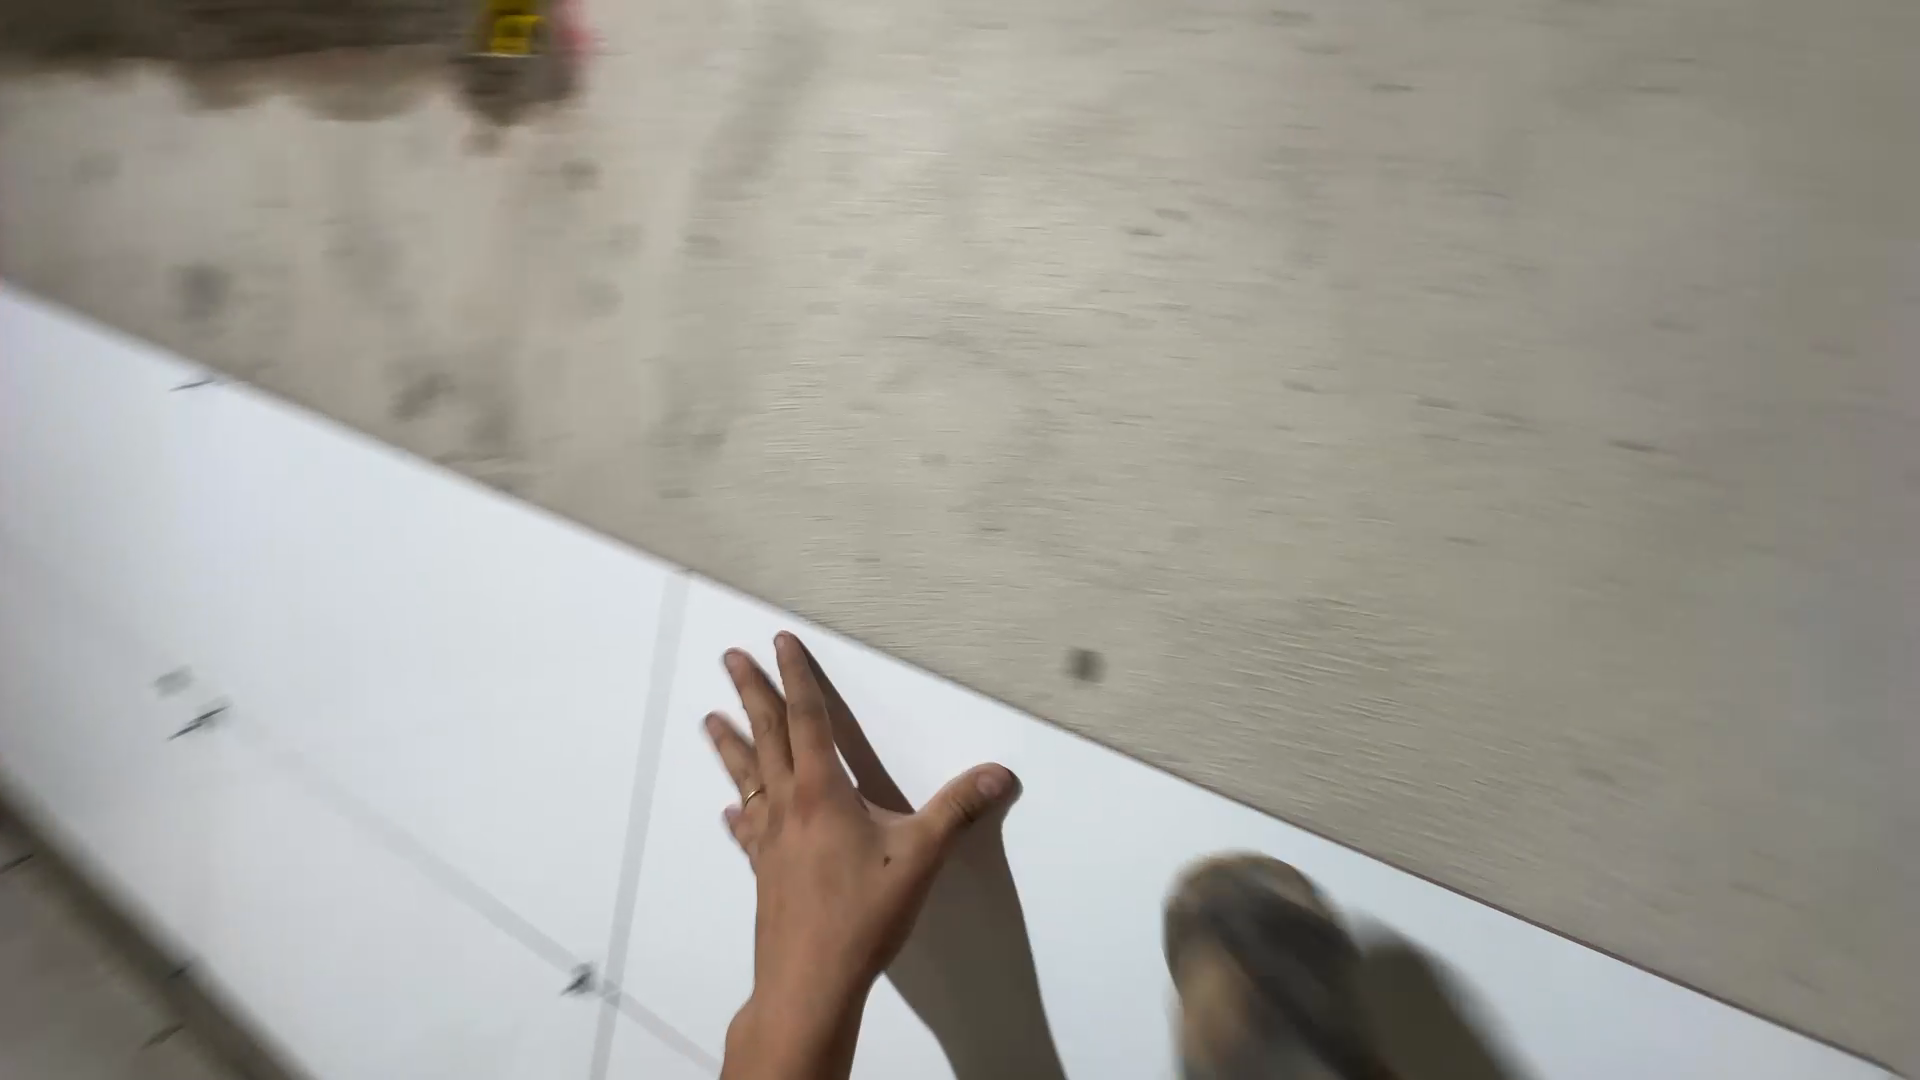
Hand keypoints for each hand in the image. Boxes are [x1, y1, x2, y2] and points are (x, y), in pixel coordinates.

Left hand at [708, 632, 1019, 1079]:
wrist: (809, 982)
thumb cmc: (862, 912)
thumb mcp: (921, 855)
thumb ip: (958, 809)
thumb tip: (1000, 773)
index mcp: (822, 790)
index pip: (806, 718)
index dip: (796, 676)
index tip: (779, 643)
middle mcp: (788, 804)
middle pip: (766, 735)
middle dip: (751, 692)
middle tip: (730, 657)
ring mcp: (769, 838)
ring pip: (746, 776)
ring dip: (730, 743)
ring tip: (711, 717)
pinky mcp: (762, 869)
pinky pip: (746, 830)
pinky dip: (737, 812)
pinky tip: (729, 811)